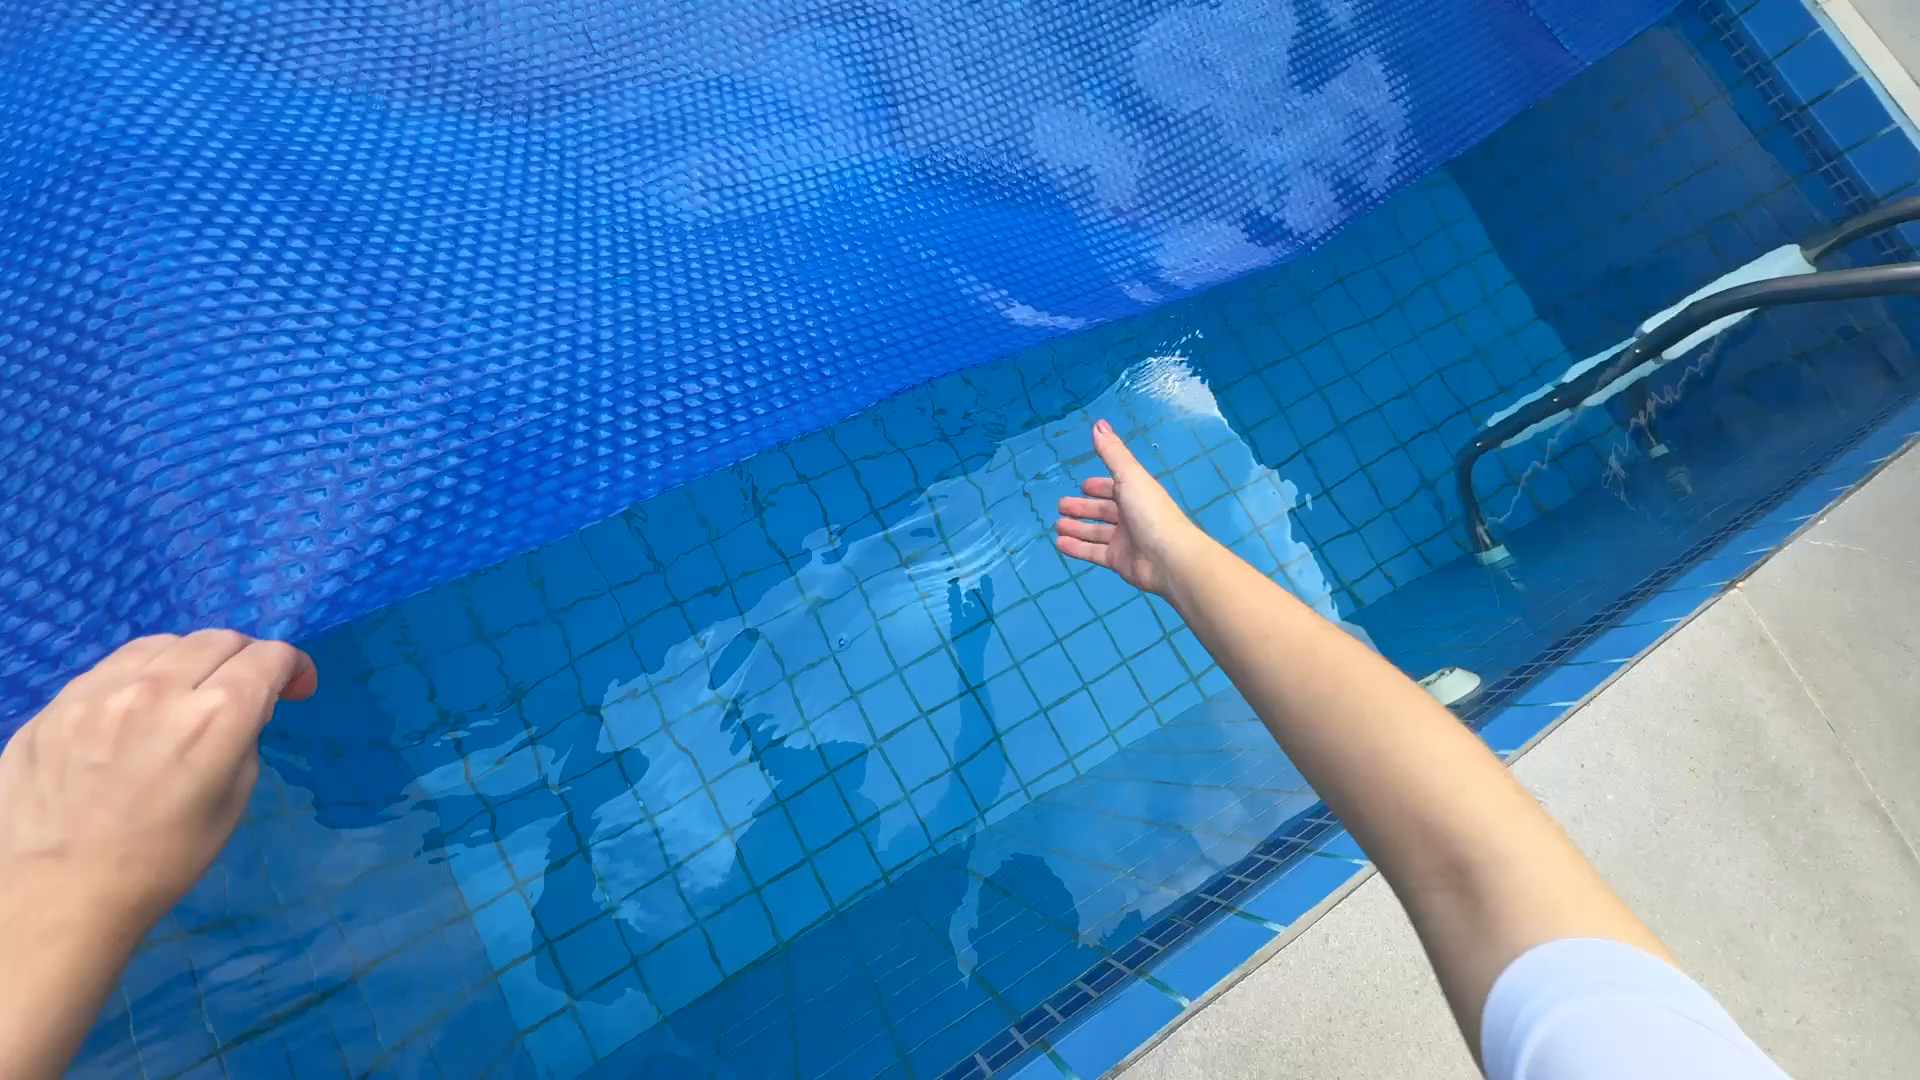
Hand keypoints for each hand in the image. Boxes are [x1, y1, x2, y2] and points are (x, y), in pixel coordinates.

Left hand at [0, 630, 317, 935]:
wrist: (58, 898)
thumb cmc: (170, 852)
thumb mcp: (239, 787)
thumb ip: (245, 729)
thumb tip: (245, 701)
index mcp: (219, 714)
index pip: (271, 656)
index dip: (293, 668)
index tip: (294, 691)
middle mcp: (157, 692)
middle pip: (220, 640)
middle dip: (247, 658)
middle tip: (250, 689)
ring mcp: (93, 700)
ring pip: (162, 645)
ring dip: (192, 660)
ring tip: (191, 693)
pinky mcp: (49, 714)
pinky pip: (108, 671)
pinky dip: (140, 677)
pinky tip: (139, 712)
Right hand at [1054, 419, 1208, 595]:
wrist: (1169, 557)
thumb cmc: (1150, 512)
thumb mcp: (1130, 476)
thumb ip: (1112, 453)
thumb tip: (1098, 424)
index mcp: (1136, 493)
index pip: (1114, 488)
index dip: (1099, 486)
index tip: (1082, 486)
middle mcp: (1131, 516)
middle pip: (1103, 510)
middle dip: (1082, 508)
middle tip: (1061, 506)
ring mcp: (1125, 540)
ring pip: (1096, 532)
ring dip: (1077, 528)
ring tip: (1058, 526)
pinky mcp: (1118, 560)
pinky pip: (1093, 552)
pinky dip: (1077, 548)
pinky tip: (1060, 544)